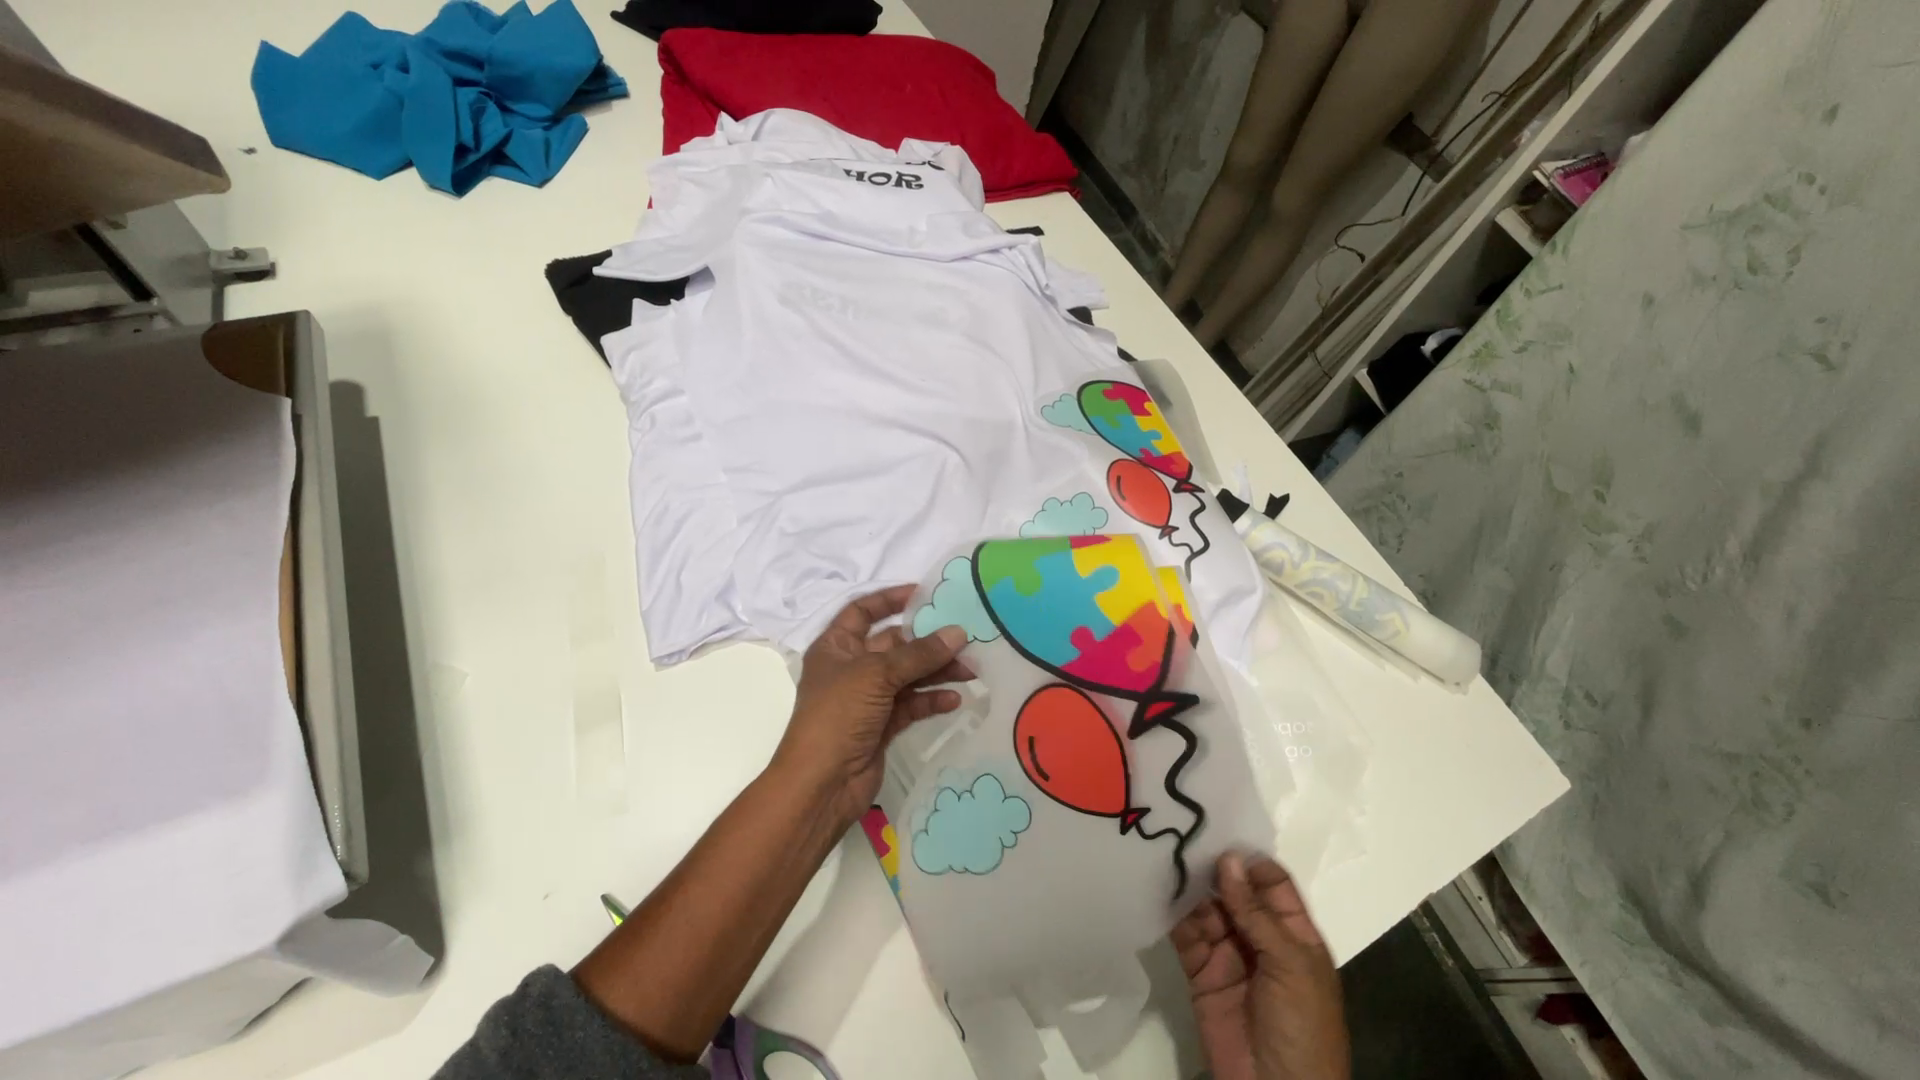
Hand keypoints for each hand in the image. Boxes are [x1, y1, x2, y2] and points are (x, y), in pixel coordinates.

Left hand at [772, 585, 969, 827]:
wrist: (822, 783)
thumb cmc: (838, 715)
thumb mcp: (876, 675)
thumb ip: (919, 654)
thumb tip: (959, 632)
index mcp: (836, 647)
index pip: (862, 611)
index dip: (890, 599)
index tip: (924, 594)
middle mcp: (850, 668)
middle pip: (894, 645)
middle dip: (927, 642)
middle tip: (965, 638)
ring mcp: (867, 699)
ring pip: (908, 675)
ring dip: (936, 671)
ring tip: (970, 670)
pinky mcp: (882, 725)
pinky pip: (912, 704)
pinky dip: (932, 700)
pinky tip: (955, 699)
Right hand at [1172, 853, 1349, 1079]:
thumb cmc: (1303, 1027)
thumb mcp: (1290, 965)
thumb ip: (1256, 913)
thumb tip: (1228, 859)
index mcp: (1295, 936)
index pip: (1272, 885)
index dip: (1249, 863)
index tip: (1218, 834)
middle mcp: (1261, 940)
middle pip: (1235, 894)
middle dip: (1213, 870)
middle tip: (1182, 838)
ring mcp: (1230, 958)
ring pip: (1207, 912)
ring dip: (1190, 890)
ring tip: (1165, 860)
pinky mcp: (1201, 976)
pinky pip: (1186, 939)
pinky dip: (1173, 918)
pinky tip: (1157, 894)